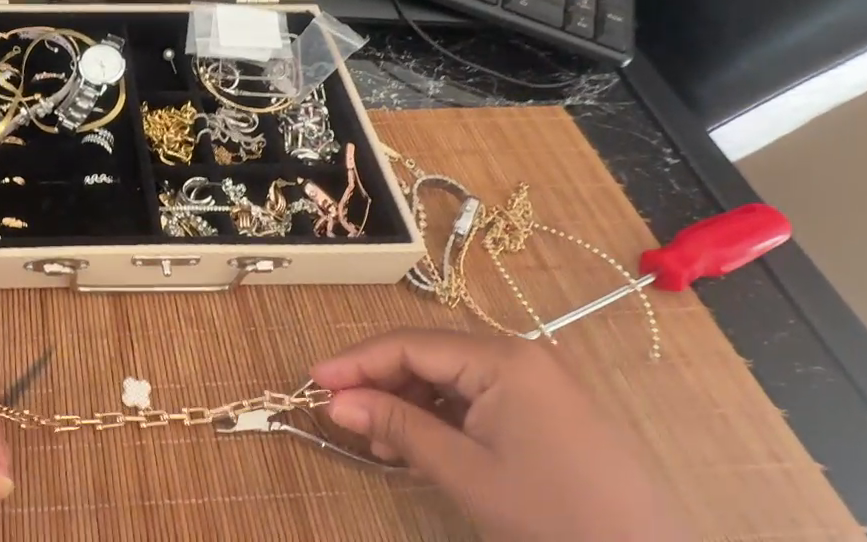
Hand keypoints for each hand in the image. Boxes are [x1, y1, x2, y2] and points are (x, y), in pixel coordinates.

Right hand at [312, 330, 691, 541]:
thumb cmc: (554, 520)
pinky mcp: (549, 411)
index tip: (312, 381)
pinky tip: (421, 445)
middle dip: (382, 384)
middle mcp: (521, 355)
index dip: (355, 362)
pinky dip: (444, 417)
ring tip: (377, 442)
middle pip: (430, 356)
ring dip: (410, 404)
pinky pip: (480, 398)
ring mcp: (539, 382)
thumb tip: (335, 402)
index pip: (409, 344)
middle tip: (341, 416)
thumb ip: (397, 427)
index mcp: (503, 357)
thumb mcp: (465, 474)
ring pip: (452, 378)